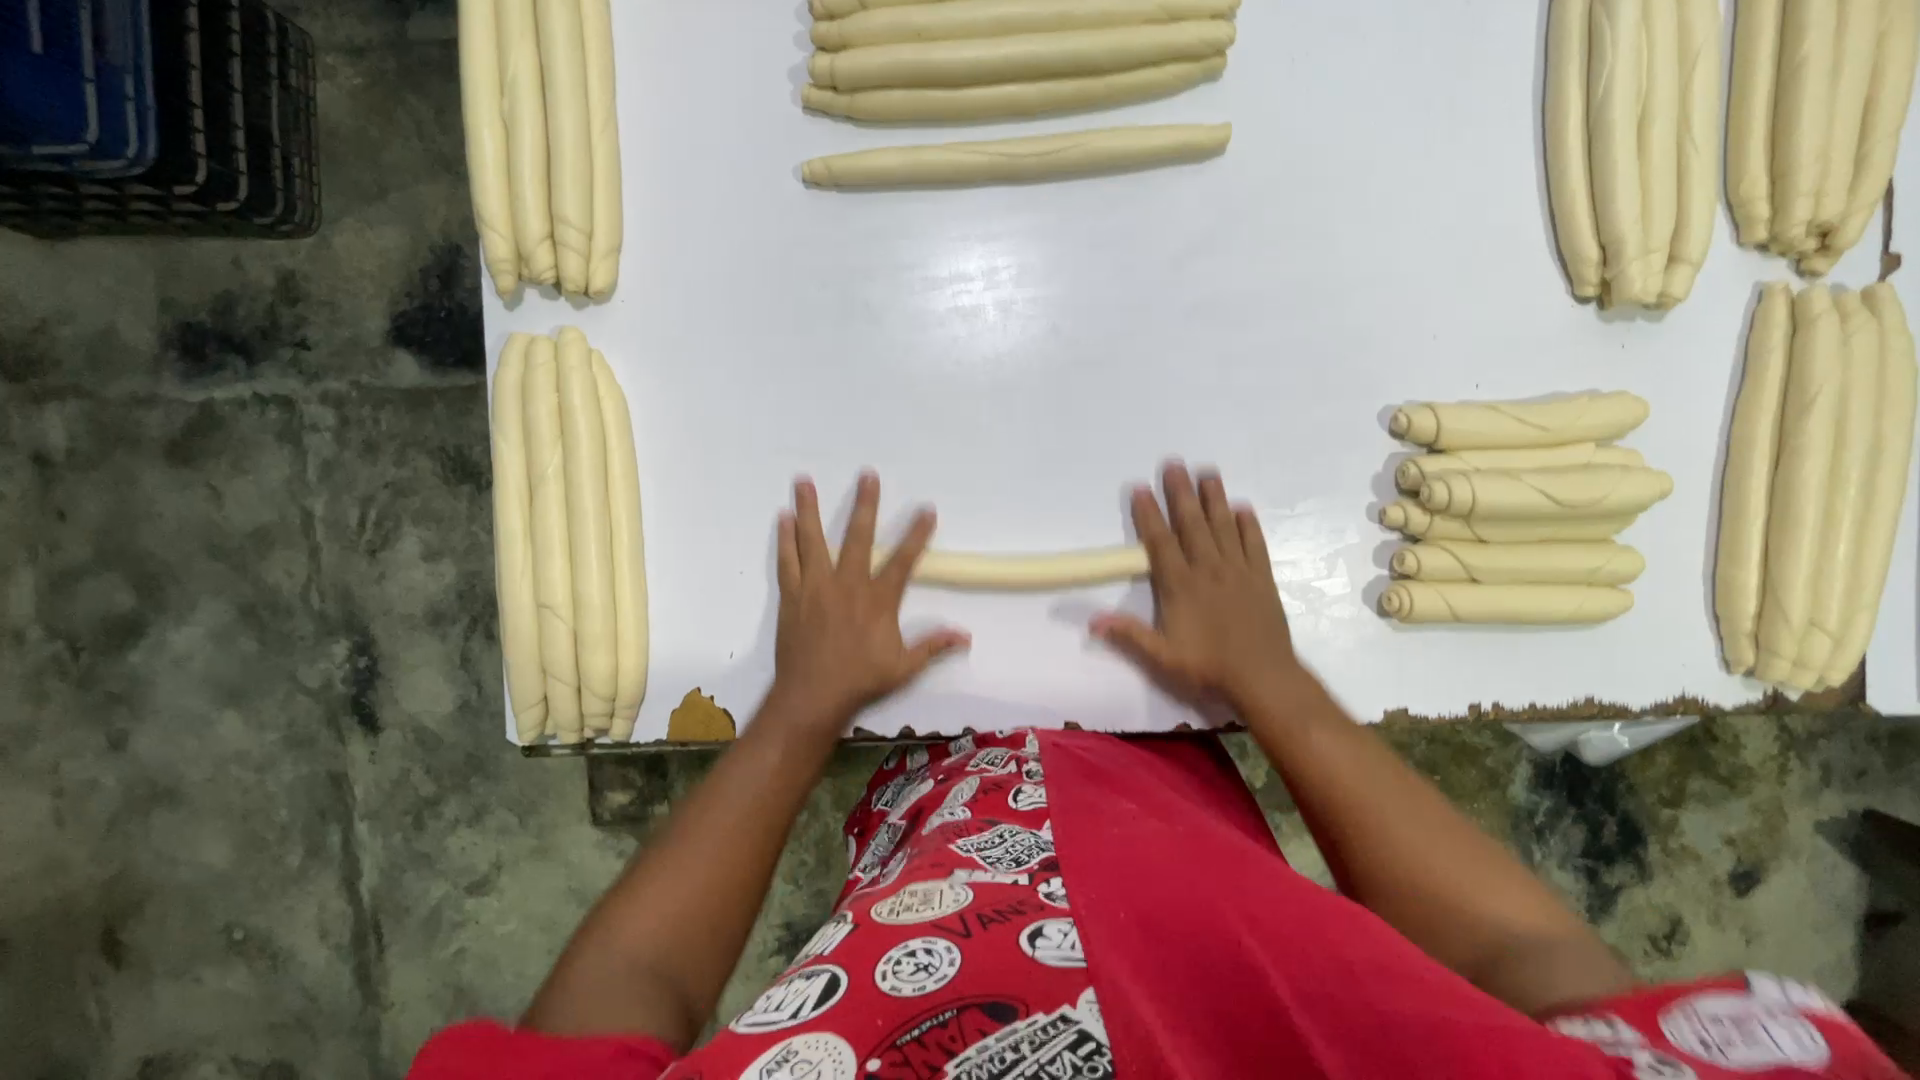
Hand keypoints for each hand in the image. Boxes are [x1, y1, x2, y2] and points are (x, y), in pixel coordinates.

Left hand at [770, 472, 969, 733]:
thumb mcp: (904, 667)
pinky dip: (785, 539)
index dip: (917, 534)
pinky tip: (783, 519)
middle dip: (865, 504)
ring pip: (813, 540)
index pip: (903, 560)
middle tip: (867, 474)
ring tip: (803, 480)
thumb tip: (965, 636)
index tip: (927, 509)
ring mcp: (816, 587)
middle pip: (858, 536)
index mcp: (878, 599)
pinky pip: (788, 561)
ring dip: (809, 509)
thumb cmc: (861, 681)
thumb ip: (933, 646)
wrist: (812, 696)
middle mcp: (848, 584)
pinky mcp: (792, 596)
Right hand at [1091, 462, 1309, 712]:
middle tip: (1174, 464)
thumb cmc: (1208, 669)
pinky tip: (1243, 508)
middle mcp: (1208, 570)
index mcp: (1180, 586)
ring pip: (1224, 527)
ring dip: (1215, 498)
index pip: (1160, 543)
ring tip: (1208, 472)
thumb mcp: (1161, 658)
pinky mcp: (1263, 580)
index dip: (1148, 515)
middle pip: (1192, 524)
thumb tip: (1092, 620)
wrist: (1263, 679)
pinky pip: (1254, 545)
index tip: (1140, 488)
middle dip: (1181, 493)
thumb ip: (1128, 635)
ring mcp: (1238, 572)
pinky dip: (1248, 525)